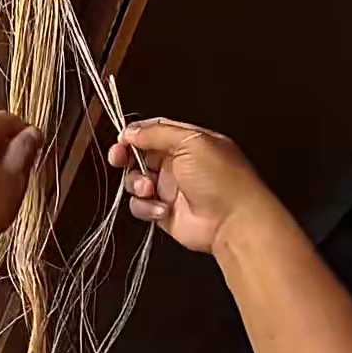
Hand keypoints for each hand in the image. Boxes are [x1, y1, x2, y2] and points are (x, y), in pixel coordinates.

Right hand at [107, 118, 285, 255]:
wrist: (233, 222)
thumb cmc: (220, 178)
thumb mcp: (192, 142)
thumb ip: (158, 133)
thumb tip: (131, 131)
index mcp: (188, 141)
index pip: (155, 130)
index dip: (136, 133)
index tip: (122, 138)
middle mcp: (178, 163)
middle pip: (141, 154)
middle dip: (126, 156)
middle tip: (118, 158)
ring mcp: (170, 189)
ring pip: (136, 180)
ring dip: (136, 183)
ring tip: (149, 188)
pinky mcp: (163, 212)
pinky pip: (141, 205)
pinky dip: (146, 207)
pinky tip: (162, 209)